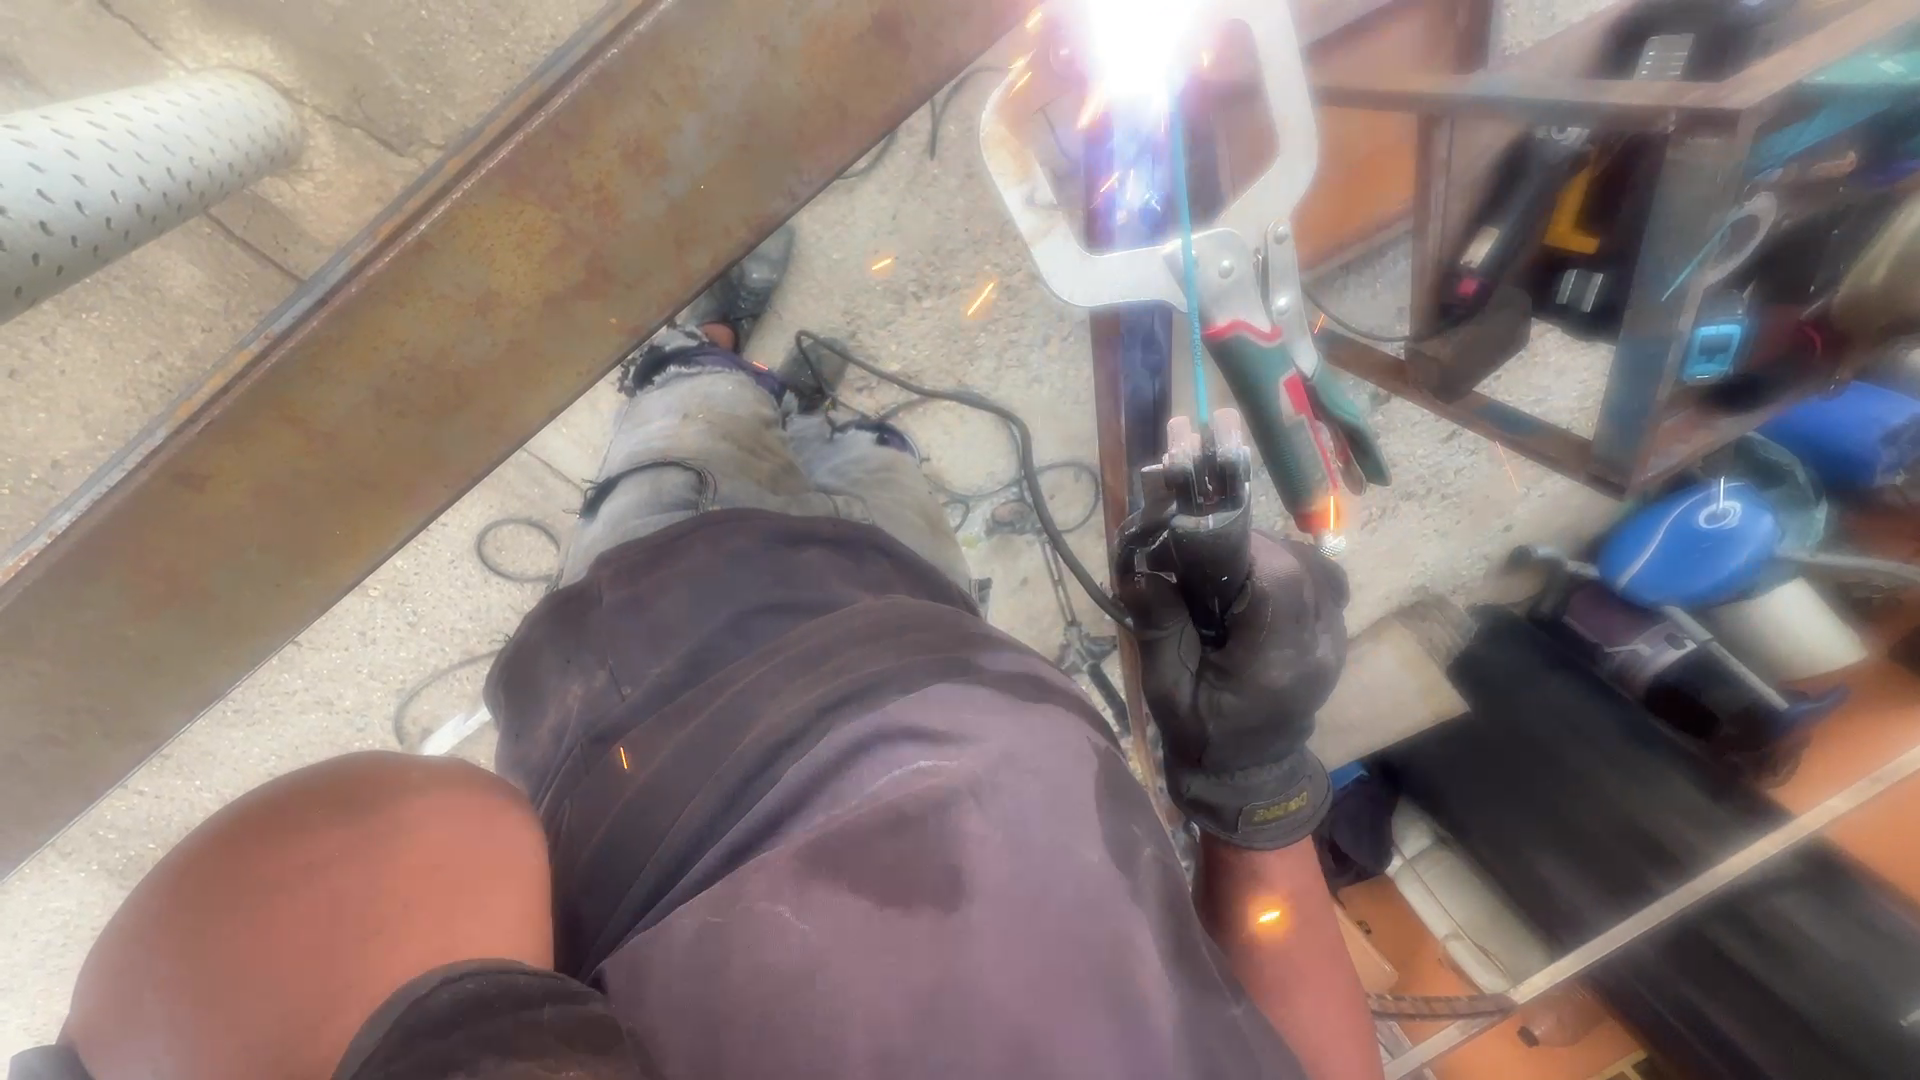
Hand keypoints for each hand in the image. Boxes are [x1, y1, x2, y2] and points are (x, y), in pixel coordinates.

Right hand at [1116, 530, 1348, 847]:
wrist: (1246, 776)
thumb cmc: (1202, 736)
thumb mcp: (1165, 689)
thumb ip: (1159, 629)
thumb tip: (1141, 571)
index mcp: (1276, 662)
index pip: (1279, 579)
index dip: (1240, 547)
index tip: (1197, 546)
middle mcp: (1317, 645)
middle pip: (1301, 565)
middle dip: (1250, 549)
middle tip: (1205, 560)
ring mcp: (1334, 641)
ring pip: (1318, 568)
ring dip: (1273, 556)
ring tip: (1230, 573)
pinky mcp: (1334, 637)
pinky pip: (1322, 583)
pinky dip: (1291, 571)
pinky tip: (1256, 587)